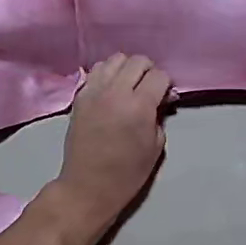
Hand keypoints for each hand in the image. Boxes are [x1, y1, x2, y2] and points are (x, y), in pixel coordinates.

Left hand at [54, 54, 171, 228]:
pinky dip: (107, 74)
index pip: (159, 75)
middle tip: (149, 88)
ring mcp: (94, 91)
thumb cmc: (128, 173)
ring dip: (126, 68)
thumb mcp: (155, 146)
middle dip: (148, 71)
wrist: (88, 185)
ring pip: (115, 59)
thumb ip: (159, 116)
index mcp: (139, 106)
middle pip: (137, 61)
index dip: (166, 85)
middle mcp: (116, 91)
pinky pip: (96, 71)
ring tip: (128, 85)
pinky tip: (111, 90)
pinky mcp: (79, 96)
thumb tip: (161, 99)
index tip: (165, 97)